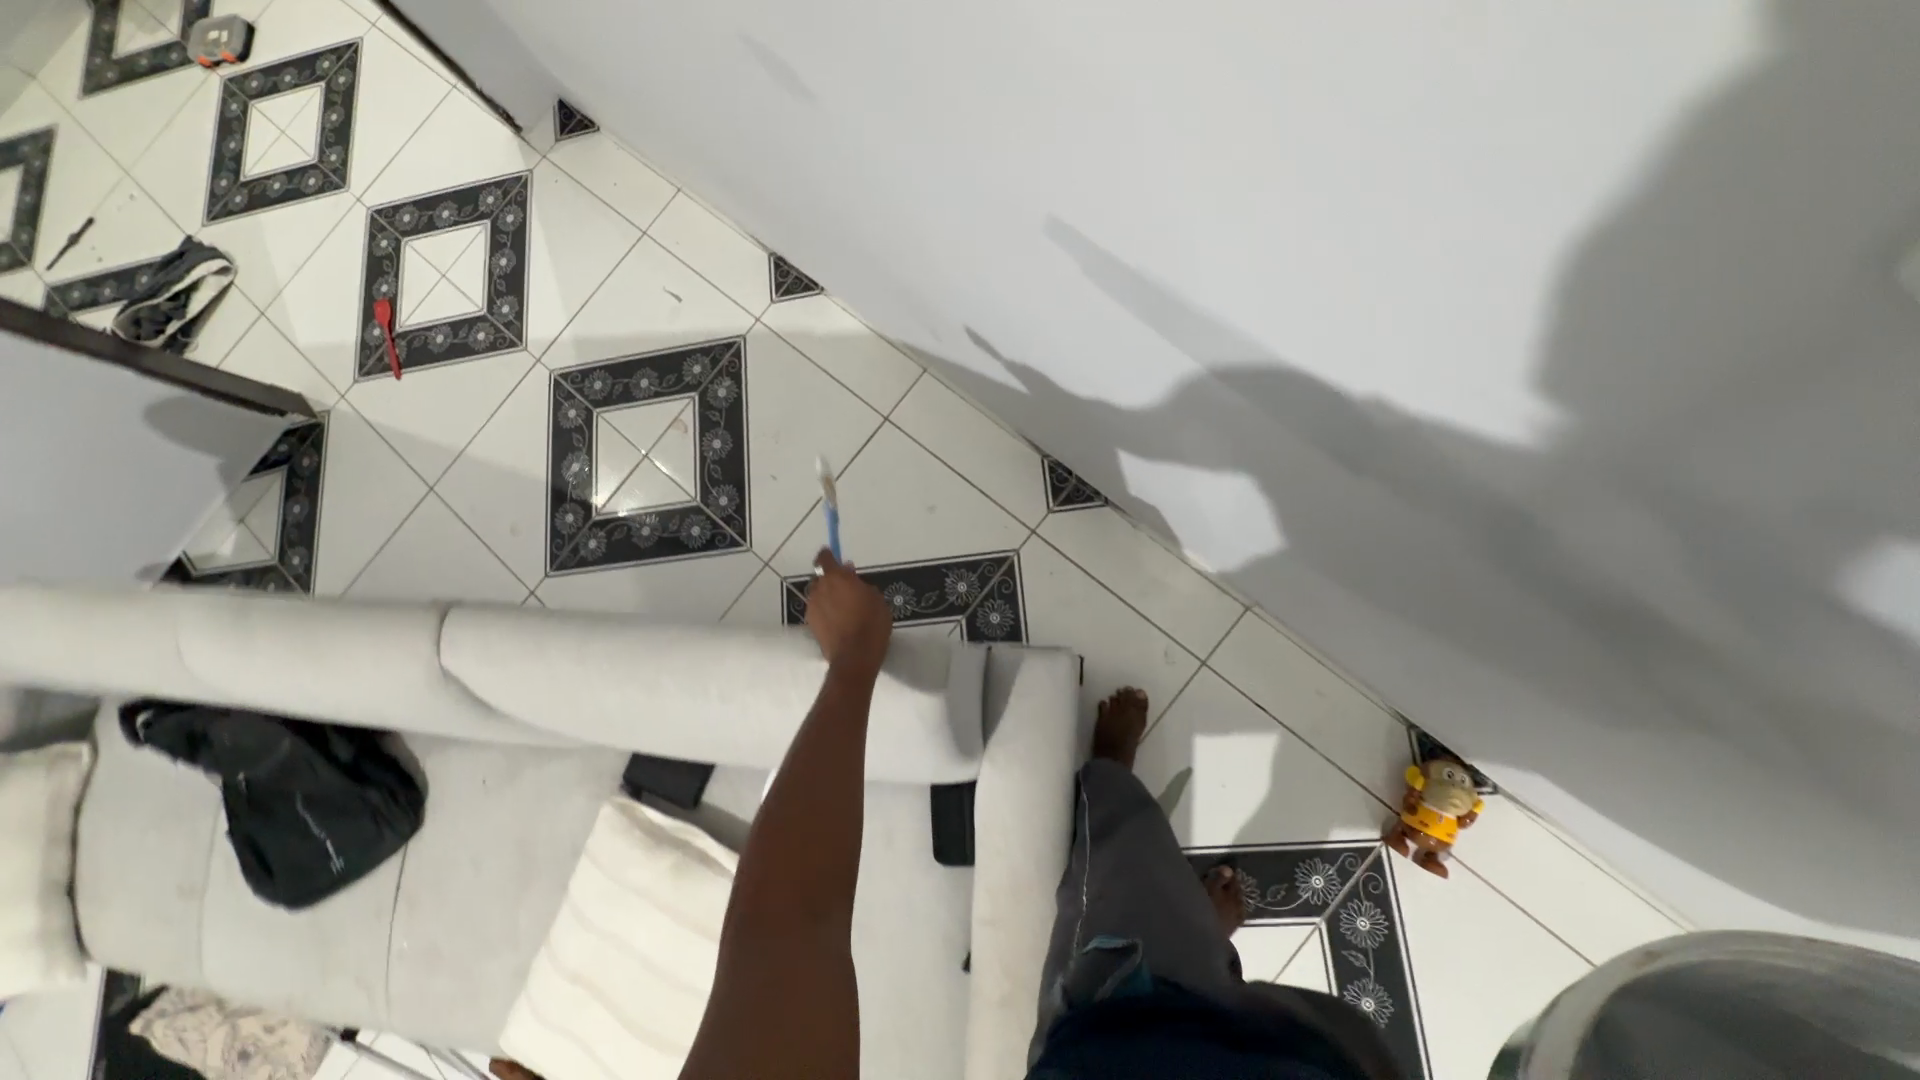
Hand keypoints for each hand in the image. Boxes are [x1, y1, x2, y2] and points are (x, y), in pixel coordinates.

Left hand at [805, 548, 891, 676]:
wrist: (855, 657)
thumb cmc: (871, 623)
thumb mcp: (876, 598)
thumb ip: (861, 585)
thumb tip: (851, 577)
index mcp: (836, 578)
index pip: (824, 559)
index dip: (828, 556)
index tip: (833, 555)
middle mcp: (819, 590)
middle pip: (821, 578)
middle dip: (831, 579)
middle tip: (846, 585)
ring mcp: (813, 608)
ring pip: (818, 595)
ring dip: (827, 596)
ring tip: (844, 606)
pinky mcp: (811, 625)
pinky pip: (818, 611)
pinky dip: (826, 611)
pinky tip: (839, 620)